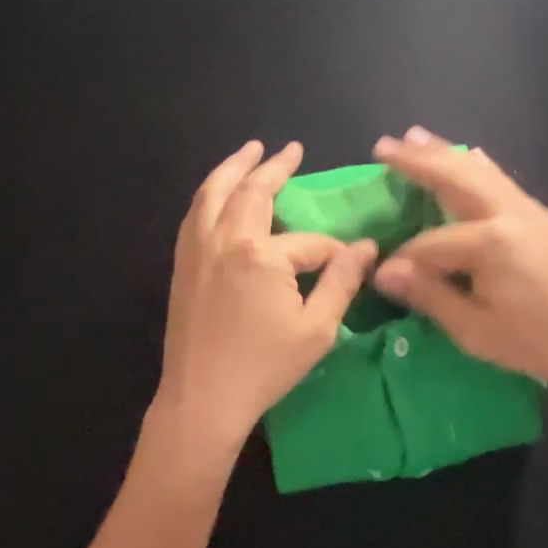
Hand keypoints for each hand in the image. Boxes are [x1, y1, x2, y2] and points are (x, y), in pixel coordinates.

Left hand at [150, 140, 377, 462]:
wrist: (202, 397)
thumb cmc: (263, 368)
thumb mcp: (315, 330)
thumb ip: (340, 282)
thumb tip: (365, 247)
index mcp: (262, 254)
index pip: (310, 241)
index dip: (333, 251)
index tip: (350, 260)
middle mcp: (225, 239)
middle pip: (252, 192)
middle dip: (275, 168)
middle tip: (290, 150)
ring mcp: (197, 248)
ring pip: (214, 193)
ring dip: (234, 167)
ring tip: (250, 150)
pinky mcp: (182, 263)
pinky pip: (194, 213)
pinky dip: (209, 193)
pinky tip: (218, 193)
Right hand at [370, 126, 547, 400]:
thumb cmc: (542, 344)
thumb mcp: (476, 330)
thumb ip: (430, 295)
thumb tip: (384, 272)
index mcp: (491, 242)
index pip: (430, 244)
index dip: (402, 262)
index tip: (379, 274)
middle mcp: (511, 213)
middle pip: (456, 178)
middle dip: (418, 160)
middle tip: (384, 144)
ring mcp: (533, 212)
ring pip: (482, 173)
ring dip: (447, 153)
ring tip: (417, 135)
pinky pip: (504, 183)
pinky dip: (479, 167)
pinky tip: (475, 158)